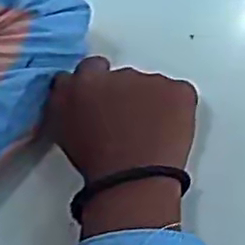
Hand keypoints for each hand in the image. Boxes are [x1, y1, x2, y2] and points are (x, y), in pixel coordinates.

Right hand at [49, 56, 197, 180]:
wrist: (133, 177)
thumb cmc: (96, 163)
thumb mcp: (65, 128)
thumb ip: (70, 101)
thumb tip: (81, 94)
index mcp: (85, 82)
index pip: (92, 67)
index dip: (102, 84)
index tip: (108, 99)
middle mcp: (119, 74)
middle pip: (125, 77)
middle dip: (129, 94)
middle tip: (131, 121)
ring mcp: (153, 80)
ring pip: (153, 85)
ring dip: (153, 100)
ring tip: (151, 130)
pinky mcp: (180, 89)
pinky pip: (179, 93)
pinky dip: (177, 106)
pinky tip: (169, 128)